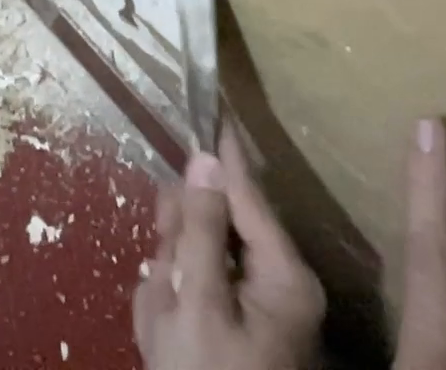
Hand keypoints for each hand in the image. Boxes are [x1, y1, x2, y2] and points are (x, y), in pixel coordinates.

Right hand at [133, 125, 326, 368]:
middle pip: (214, 226)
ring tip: (163, 328)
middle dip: (179, 247)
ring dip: (169, 284)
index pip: (246, 194)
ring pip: (194, 260)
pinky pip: (190, 293)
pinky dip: (169, 307)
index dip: (222, 155)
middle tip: (164, 283)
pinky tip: (164, 335)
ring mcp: (254, 307)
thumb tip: (206, 160)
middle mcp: (276, 283)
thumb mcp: (196, 306)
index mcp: (281, 274)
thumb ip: (200, 230)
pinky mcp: (232, 325)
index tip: (213, 110)